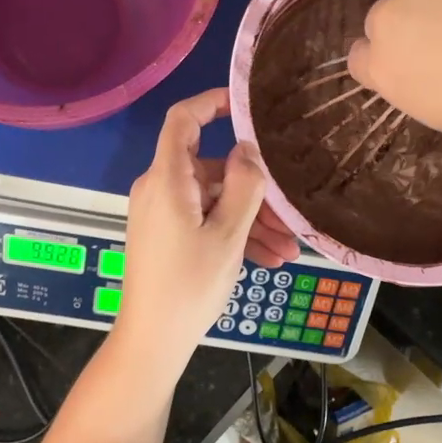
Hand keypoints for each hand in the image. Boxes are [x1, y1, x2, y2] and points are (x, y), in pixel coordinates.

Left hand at [117, 89, 298, 361]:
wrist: (153, 339)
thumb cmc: (189, 284)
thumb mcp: (227, 235)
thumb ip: (243, 186)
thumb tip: (247, 150)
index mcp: (167, 179)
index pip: (182, 120)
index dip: (211, 103)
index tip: (245, 107)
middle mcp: (158, 189)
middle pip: (210, 169)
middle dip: (253, 190)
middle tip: (288, 216)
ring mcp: (160, 215)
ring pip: (212, 201)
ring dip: (249, 220)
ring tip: (287, 250)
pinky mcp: (164, 237)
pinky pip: (202, 222)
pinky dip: (231, 235)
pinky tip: (267, 259)